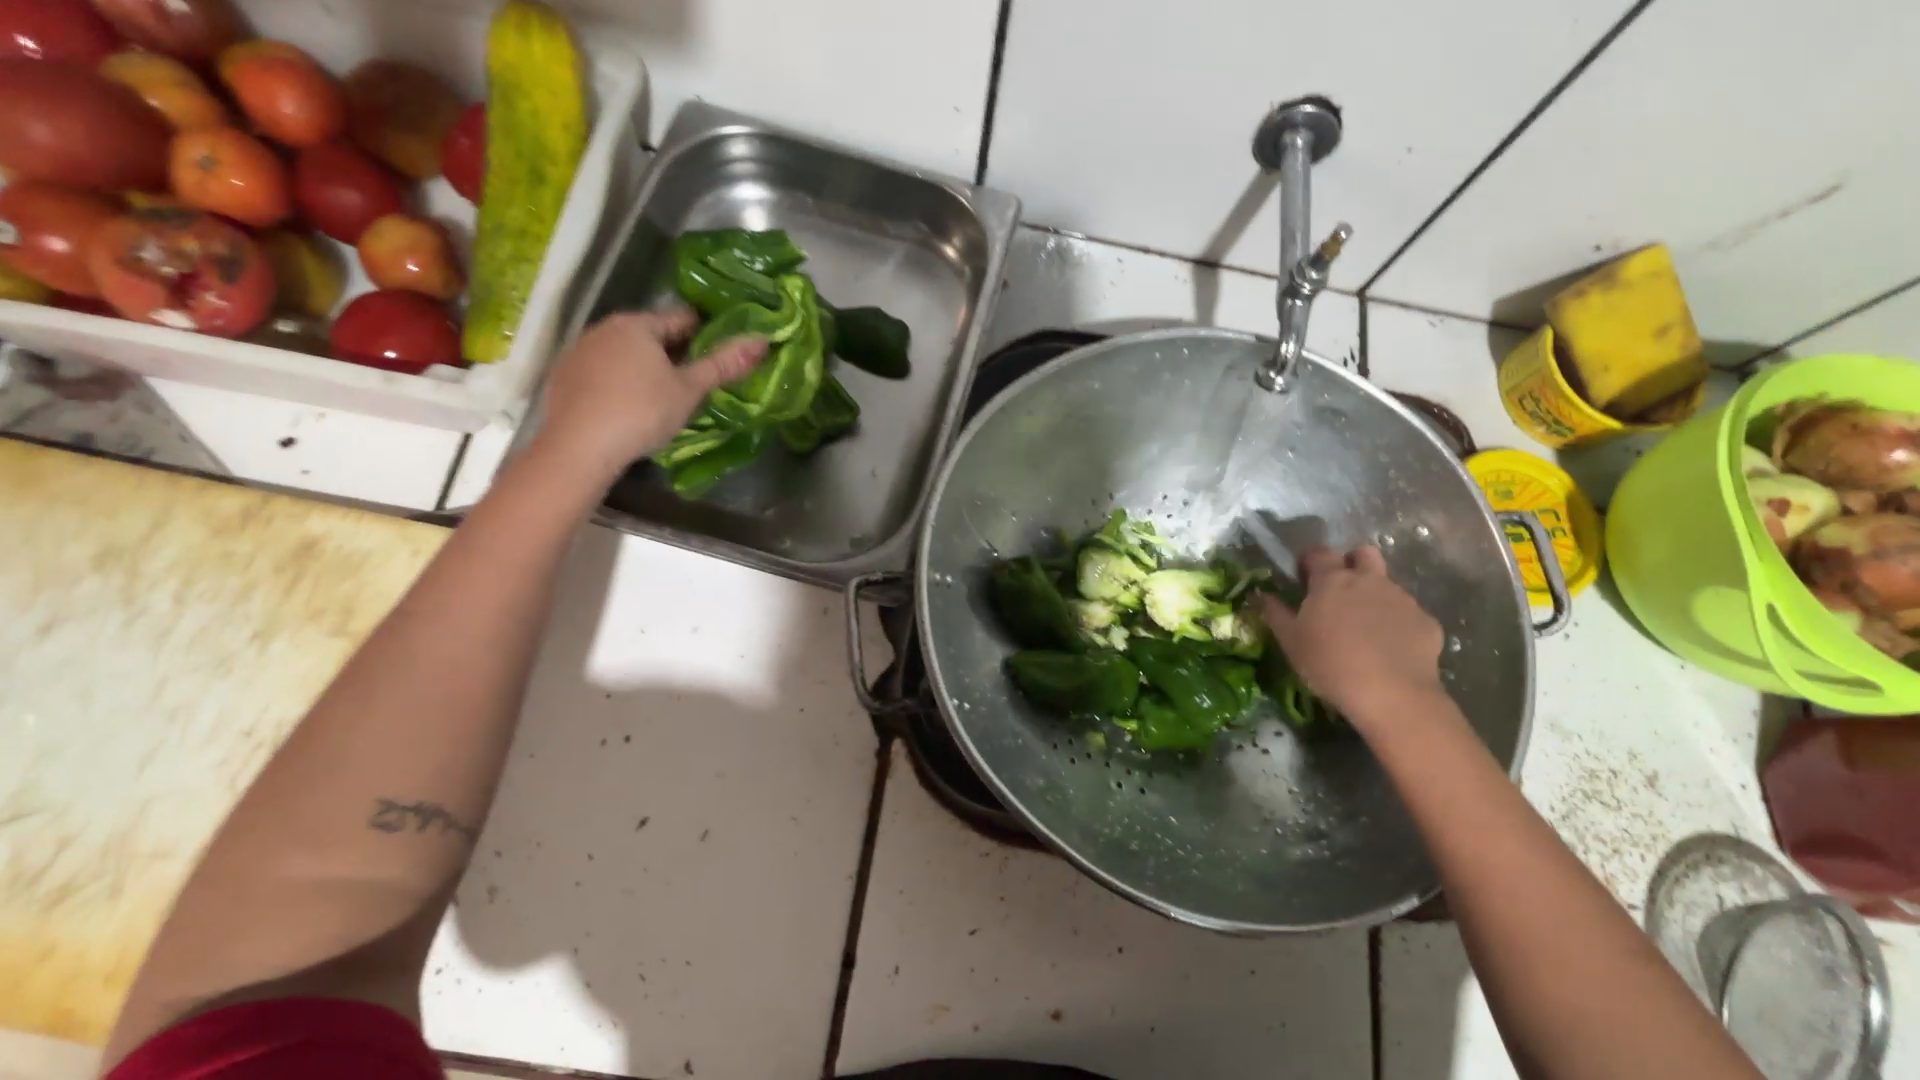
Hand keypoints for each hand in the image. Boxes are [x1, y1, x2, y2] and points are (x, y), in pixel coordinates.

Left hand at [532, 309, 766, 476]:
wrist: (579, 447)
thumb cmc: (642, 412)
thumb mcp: (689, 390)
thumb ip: (723, 364)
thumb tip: (761, 341)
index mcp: (637, 324)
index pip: (680, 318)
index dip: (704, 335)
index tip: (718, 356)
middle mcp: (604, 328)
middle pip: (649, 335)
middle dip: (672, 353)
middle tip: (693, 382)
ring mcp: (579, 352)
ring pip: (623, 354)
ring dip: (643, 368)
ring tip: (661, 398)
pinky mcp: (562, 378)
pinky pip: (600, 373)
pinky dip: (617, 384)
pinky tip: (627, 409)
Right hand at [1256, 546, 1446, 725]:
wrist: (1392, 694)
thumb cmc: (1329, 664)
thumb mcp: (1291, 642)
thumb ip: (1275, 613)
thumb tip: (1261, 594)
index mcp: (1332, 581)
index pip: (1319, 552)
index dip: (1309, 559)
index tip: (1302, 575)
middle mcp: (1369, 580)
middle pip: (1363, 554)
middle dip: (1351, 563)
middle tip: (1339, 590)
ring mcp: (1402, 599)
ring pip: (1386, 585)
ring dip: (1374, 595)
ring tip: (1364, 627)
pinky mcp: (1426, 621)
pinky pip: (1408, 614)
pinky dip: (1397, 623)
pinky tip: (1389, 649)